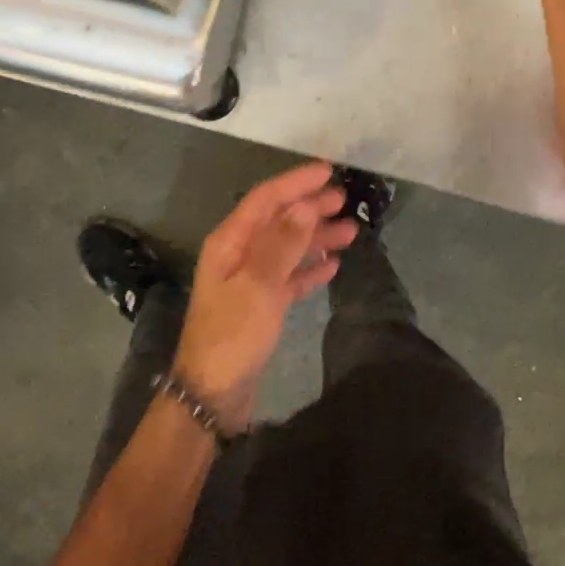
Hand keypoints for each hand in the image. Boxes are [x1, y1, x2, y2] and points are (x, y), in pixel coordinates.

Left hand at [171, 163, 357, 432]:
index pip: (265, 199)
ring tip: (351, 230)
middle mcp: (238, 254)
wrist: (213, 394)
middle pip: (277, 220)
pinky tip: (333, 265)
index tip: (329, 171)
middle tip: (345, 199)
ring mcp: (249, 280)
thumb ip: (282, 244)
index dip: (296, 182)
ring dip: (316, 237)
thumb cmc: (232, 335)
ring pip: (287, 248)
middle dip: (310, 207)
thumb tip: (304, 205)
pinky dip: (309, 268)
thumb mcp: (259, 285)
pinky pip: (289, 277)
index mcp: (230, 242)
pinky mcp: (260, 305)